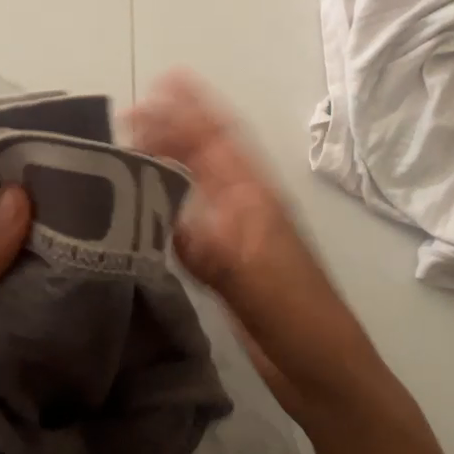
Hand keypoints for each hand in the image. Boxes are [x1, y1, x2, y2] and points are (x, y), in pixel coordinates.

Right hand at [126, 70, 323, 298]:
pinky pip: (190, 217)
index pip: (221, 140)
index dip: (194, 108)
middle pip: (208, 152)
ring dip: (168, 157)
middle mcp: (246, 205)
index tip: (161, 83)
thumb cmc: (297, 320)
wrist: (324, 370)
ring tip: (131, 143)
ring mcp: (238, 232)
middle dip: (173, 125)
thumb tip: (160, 220)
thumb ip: (209, 251)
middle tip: (129, 113)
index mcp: (257, 199)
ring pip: (198, 181)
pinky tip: (146, 202)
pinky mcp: (227, 261)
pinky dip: (167, 201)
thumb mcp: (253, 283)